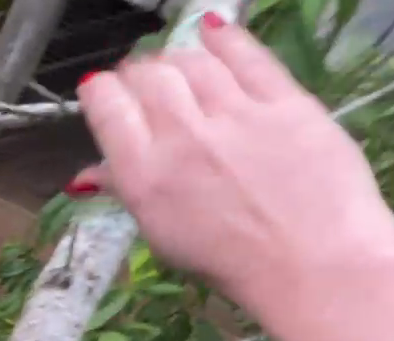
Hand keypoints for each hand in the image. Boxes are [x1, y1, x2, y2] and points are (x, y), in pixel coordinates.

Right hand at [72, 17, 393, 340]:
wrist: (307, 258)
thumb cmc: (223, 257)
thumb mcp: (158, 230)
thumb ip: (125, 190)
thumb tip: (86, 177)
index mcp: (144, 175)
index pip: (109, 109)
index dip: (99, 93)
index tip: (98, 91)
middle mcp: (184, 136)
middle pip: (151, 77)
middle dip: (137, 72)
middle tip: (136, 78)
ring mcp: (236, 114)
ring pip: (194, 62)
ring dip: (175, 57)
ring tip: (171, 63)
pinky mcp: (285, 101)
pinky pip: (248, 58)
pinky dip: (225, 38)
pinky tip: (212, 29)